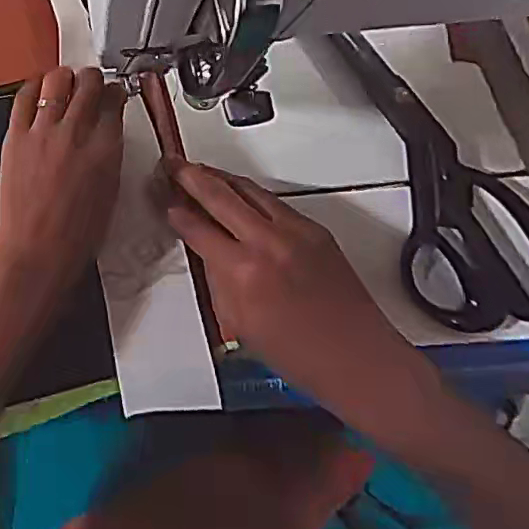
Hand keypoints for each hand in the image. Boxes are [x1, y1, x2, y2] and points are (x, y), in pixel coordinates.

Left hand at [0, 67, 125, 294]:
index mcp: (106, 149)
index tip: (112, 93)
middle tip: (90, 81)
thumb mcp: (110, 190)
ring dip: (64, 77)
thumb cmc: (75, 232)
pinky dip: (32, 87)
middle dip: (91, 79)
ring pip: (56, 82)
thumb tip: (104, 136)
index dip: (113, 93)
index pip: (113, 102)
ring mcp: (43, 132)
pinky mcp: (16, 136)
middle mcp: (76, 133)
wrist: (38, 247)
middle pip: (87, 85)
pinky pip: (23, 98)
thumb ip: (108, 156)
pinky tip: (36, 86)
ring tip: (65, 79)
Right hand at [157, 160, 443, 437]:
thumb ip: (215, 276)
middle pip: (218, 193)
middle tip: (173, 165)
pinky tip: (238, 194)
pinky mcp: (316, 231)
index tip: (166, 202)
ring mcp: (296, 233)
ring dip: (219, 177)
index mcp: (242, 270)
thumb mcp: (238, 320)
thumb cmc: (302, 354)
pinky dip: (249, 193)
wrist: (362, 363)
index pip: (195, 226)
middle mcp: (268, 243)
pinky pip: (273, 201)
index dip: (175, 211)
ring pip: (247, 188)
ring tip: (200, 171)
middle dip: (190, 176)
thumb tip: (201, 247)